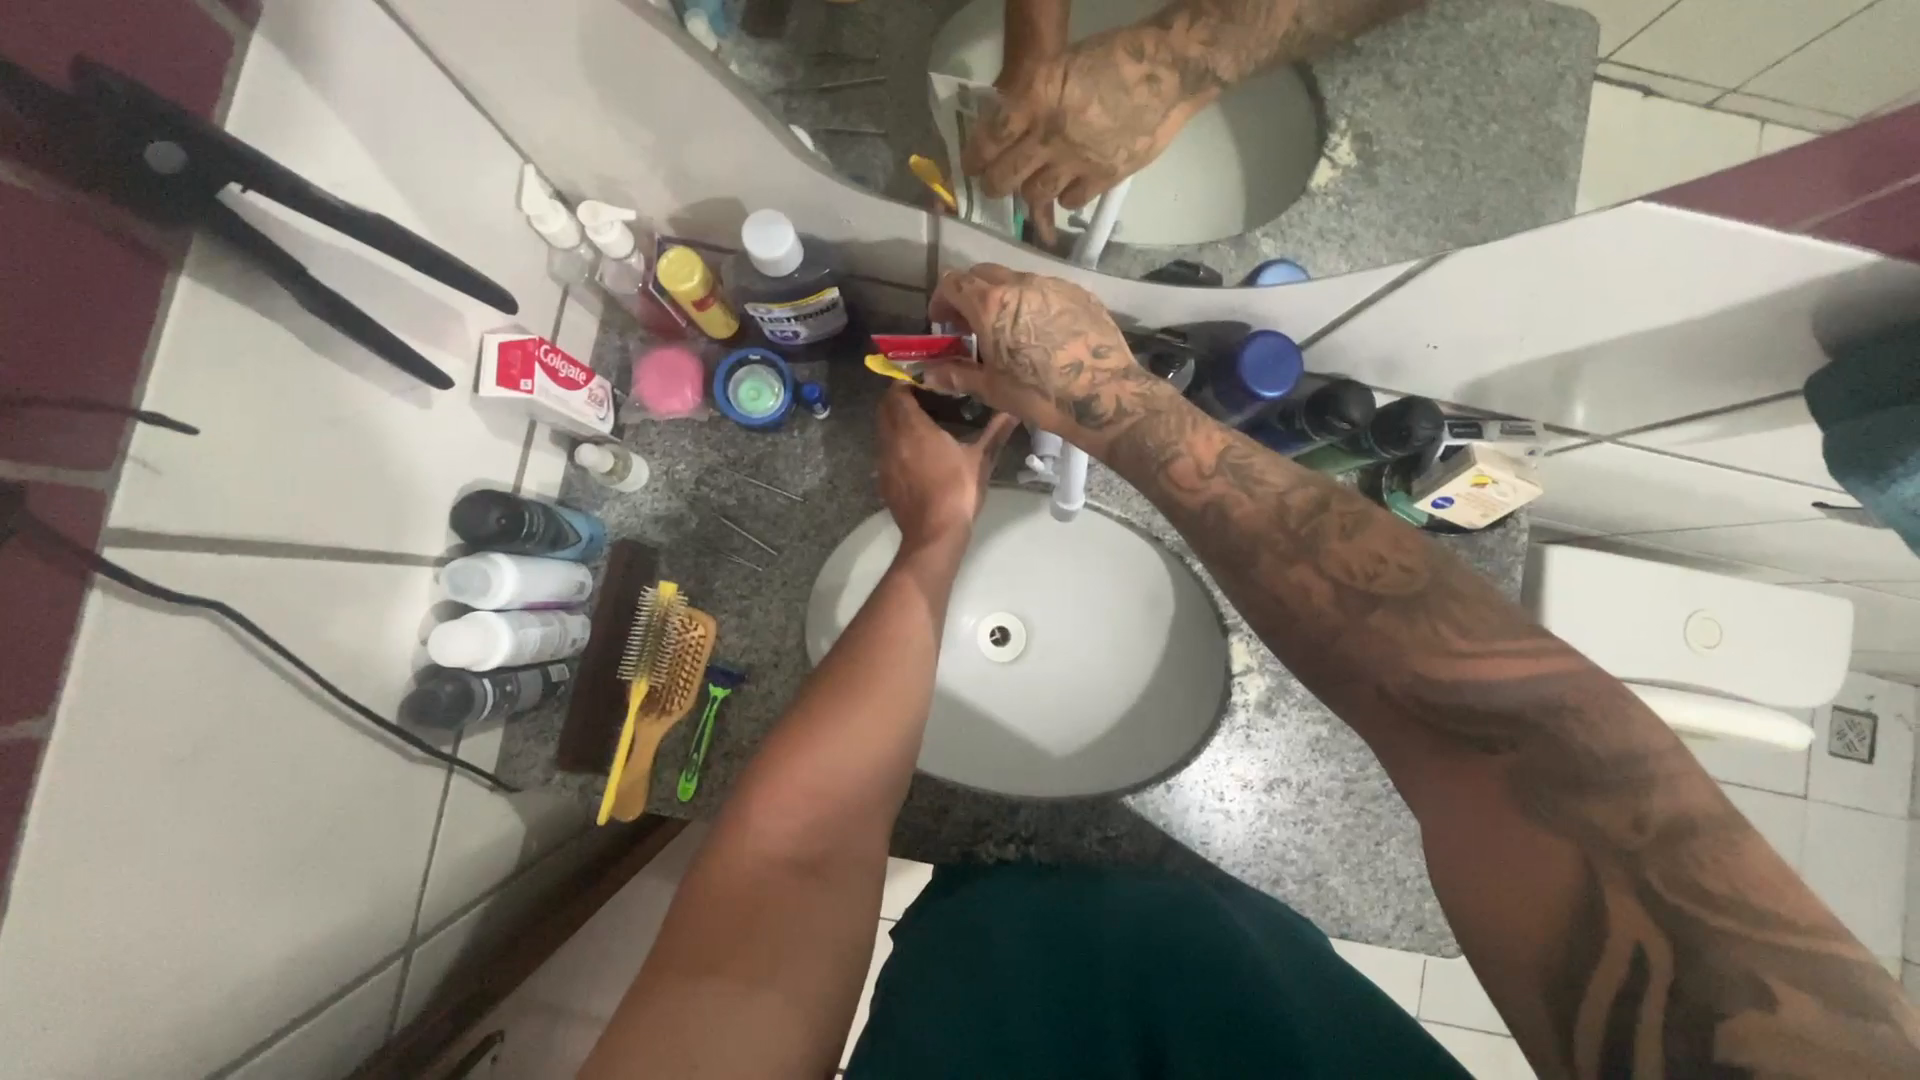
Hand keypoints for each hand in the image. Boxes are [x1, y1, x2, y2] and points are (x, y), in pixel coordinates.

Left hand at [875, 382, 1018, 549]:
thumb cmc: (958, 492)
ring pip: (883, 430)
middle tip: (925, 398)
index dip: (908, 383)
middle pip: (885, 409)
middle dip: (900, 400)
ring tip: (922, 423)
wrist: (934, 534)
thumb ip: (995, 431)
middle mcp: (892, 440)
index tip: (926, 382)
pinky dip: (896, 444)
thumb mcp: (981, 459)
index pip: (897, 393)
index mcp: (912, 428)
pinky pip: (885, 452)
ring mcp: (884, 462)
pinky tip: (916, 453)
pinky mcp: (883, 480)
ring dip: (896, 422)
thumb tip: (1014, 410)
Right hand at [923, 264, 1161, 450]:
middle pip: (982, 274)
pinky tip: (1040, 333)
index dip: (941, 301)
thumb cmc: (1041, 395)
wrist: (1103, 395)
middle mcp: (1020, 284)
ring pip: (1015, 279)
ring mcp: (1052, 285)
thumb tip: (928, 374)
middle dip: (969, 295)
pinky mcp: (1078, 293)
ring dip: (1001, 298)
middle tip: (970, 326)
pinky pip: (1045, 289)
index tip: (943, 324)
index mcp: (991, 304)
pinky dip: (1032, 303)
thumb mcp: (992, 389)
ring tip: (1007, 331)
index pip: (953, 283)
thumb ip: (957, 375)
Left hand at [964, 26, 1217, 248]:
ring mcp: (1076, 160)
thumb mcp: (1061, 66)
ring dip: (1028, 192)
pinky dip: (1064, 197)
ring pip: (1034, 194)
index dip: (975, 158)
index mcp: (1036, 97)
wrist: (1167, 72)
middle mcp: (1050, 133)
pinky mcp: (1102, 178)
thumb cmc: (1112, 59)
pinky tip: (1067, 186)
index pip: (990, 138)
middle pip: (1005, 177)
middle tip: (994, 184)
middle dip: (994, 185)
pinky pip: (1069, 202)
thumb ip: (1030, 98)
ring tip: (1030, 184)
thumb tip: (1003, 127)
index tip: (971, 167)